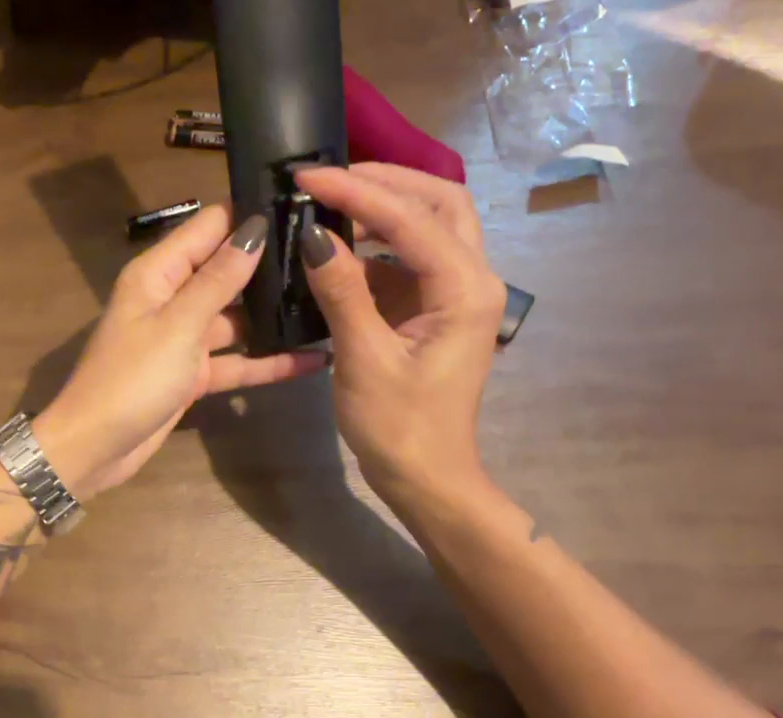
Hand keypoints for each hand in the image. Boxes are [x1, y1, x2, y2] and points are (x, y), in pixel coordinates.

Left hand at [33, 206, 323, 498]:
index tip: (305, 204)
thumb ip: (218, 280)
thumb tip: (253, 228)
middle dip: (273, 264)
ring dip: (276, 314)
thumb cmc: (131, 380)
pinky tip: (314, 358)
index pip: (208, 228)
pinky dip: (267, 362)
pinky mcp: (192, 375)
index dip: (250, 215)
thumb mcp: (177, 325)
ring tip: (336, 301)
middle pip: (227, 271)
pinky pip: (236, 361)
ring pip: (236, 318)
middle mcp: (170, 299)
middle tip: (336, 254)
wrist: (95, 448)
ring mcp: (182, 339)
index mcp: (157, 274)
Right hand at [290, 163, 507, 511]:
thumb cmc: (398, 426)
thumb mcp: (363, 359)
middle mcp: (473, 279)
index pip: (412, 219)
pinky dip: (379, 244)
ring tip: (332, 202)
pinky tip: (343, 247)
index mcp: (464, 290)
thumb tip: (314, 236)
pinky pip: (411, 260)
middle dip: (386, 181)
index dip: (359, 192)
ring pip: (431, 226)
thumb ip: (342, 292)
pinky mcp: (435, 310)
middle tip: (330, 177)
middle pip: (440, 202)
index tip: (310, 177)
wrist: (425, 476)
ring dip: (386, 207)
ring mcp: (457, 294)